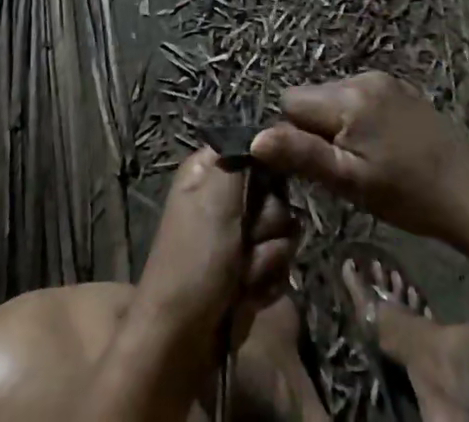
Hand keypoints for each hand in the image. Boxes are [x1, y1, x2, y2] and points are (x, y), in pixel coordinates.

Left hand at [134, 149, 299, 335]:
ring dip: (268, 257)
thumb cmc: (194, 261)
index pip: (258, 150)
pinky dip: (268, 280)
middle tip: (244, 242)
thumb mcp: (214, 197)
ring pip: (285, 230)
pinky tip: (247, 294)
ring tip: (241, 276)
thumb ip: (239, 158)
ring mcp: (239, 236)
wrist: (183, 338)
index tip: (265, 189)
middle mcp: (225, 197)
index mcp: (209, 171)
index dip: (268, 171)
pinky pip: (281, 263)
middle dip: (268, 224)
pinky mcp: (251, 269)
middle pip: (277, 193)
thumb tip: (262, 130)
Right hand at [251, 71, 468, 244]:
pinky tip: (383, 145)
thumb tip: (255, 139)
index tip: (321, 163)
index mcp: (348, 98)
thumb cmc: (405, 196)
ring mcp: (386, 80)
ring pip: (335, 96)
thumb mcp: (349, 182)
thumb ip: (300, 155)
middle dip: (317, 127)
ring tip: (367, 158)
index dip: (296, 134)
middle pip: (312, 96)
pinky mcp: (402, 89)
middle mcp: (364, 77)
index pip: (291, 102)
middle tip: (346, 166)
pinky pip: (360, 96)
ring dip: (338, 123)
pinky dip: (360, 117)